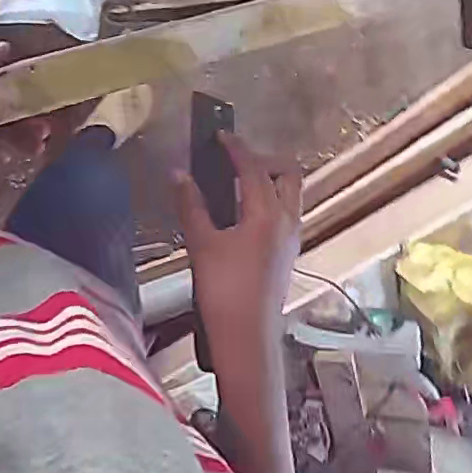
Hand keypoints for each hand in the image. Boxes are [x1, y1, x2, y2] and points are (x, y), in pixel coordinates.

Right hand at [172, 131, 300, 342]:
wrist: (246, 337)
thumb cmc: (223, 290)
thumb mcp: (201, 244)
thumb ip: (191, 205)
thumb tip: (179, 174)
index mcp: (267, 213)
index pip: (254, 168)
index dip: (236, 148)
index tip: (220, 135)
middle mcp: (287, 220)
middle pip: (287, 173)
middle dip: (263, 159)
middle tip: (233, 162)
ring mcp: (292, 238)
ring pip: (289, 194)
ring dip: (268, 180)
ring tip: (236, 184)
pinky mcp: (287, 253)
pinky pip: (285, 212)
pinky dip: (268, 200)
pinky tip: (242, 213)